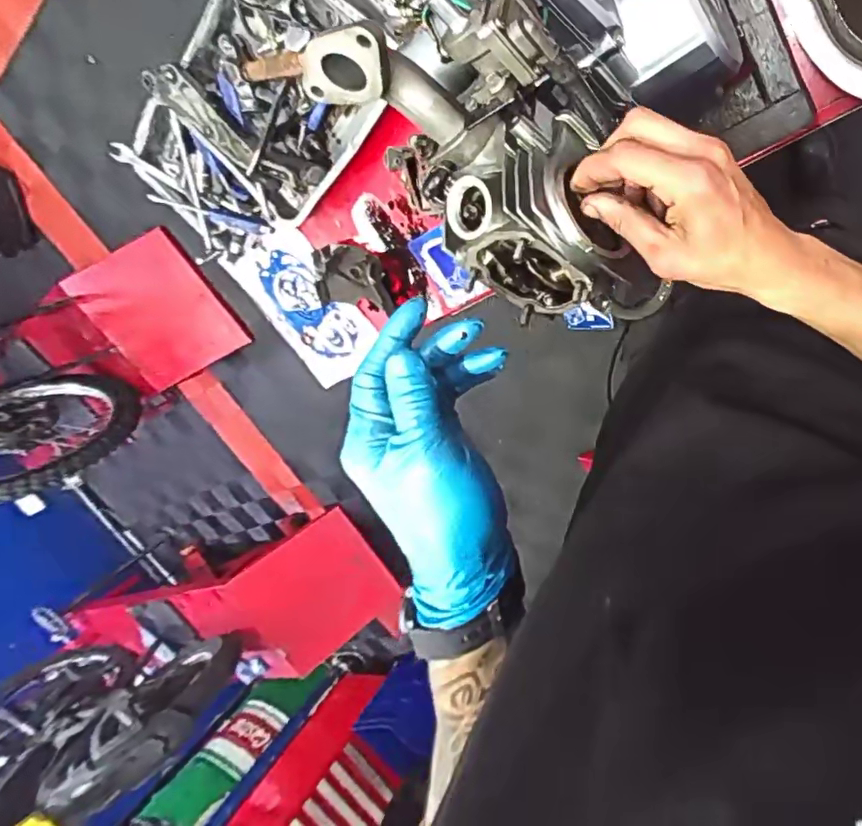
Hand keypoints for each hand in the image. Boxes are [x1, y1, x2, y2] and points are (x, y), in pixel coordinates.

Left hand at [341, 297, 515, 628]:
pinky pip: (452, 395)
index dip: (394, 338)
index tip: (416, 308)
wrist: (470, 553)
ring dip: (458, 361)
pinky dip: (469, 378)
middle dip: (436, 347)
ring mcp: (418, 430)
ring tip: (487, 346)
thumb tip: (400, 356)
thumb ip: (414, 402)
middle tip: (468, 325)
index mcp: (370, 434)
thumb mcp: (425, 451)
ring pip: (433, 381)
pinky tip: (490, 366)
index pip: (375, 374)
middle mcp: (389, 427)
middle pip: (407, 373)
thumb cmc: (440, 510)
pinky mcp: (444, 434)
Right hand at [569, 108, 817, 301]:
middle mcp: (702, 154)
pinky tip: (651, 190)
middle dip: (608, 152)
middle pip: (635, 123)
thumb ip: (626, 223)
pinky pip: (668, 136)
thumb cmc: (729, 259)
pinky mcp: (713, 150)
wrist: (767, 256)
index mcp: (691, 179)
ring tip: (631, 193)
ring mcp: (710, 148)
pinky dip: (649, 155)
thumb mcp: (666, 255)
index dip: (593, 169)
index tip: (582, 185)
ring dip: (629, 153)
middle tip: (601, 183)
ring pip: (651, 125)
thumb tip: (597, 203)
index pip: (625, 154)